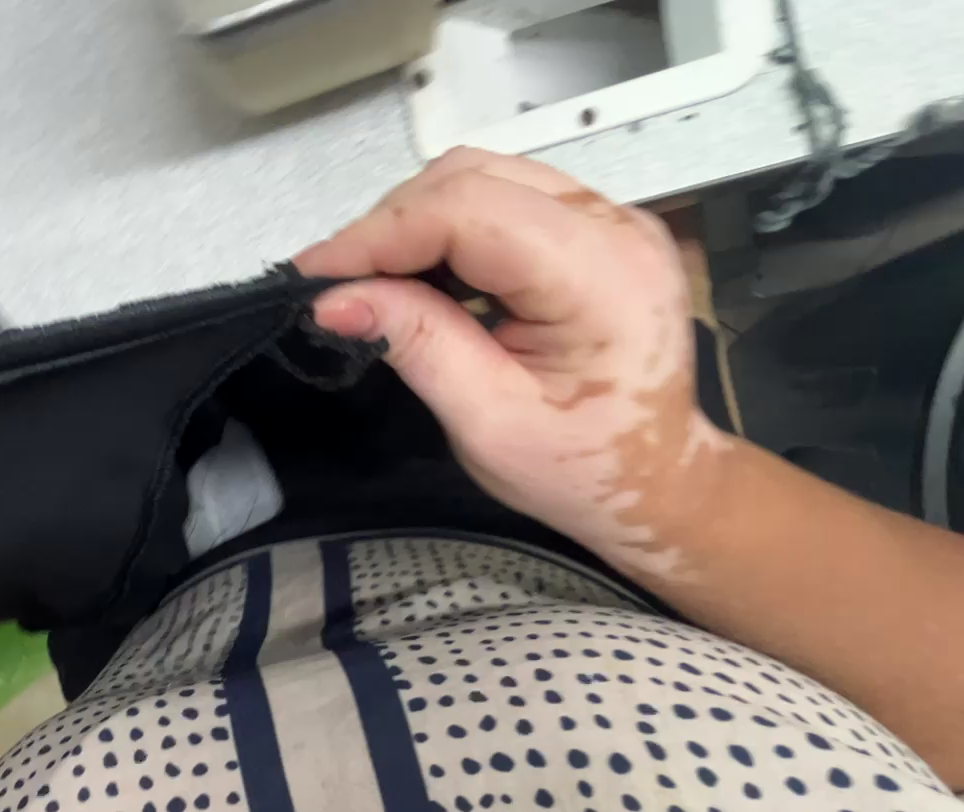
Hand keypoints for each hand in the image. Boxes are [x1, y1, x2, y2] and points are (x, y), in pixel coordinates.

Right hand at [296, 148, 733, 576]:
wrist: (651, 481)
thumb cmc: (576, 470)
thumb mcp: (486, 421)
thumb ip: (417, 345)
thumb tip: (333, 301)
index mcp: (601, 276)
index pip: (470, 211)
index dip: (380, 235)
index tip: (313, 275)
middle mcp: (614, 225)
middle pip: (473, 178)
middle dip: (389, 225)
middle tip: (334, 284)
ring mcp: (608, 219)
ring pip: (482, 178)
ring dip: (411, 224)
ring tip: (366, 280)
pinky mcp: (590, 231)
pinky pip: (500, 202)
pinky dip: (442, 232)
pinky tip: (415, 276)